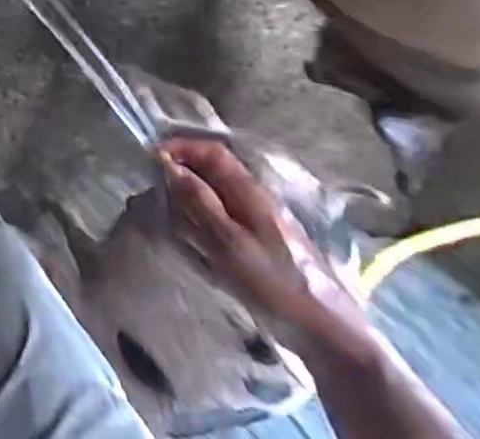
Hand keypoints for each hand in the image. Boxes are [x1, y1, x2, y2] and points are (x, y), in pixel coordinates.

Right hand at [160, 138, 372, 358]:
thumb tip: (169, 165)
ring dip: (189, 196)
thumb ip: (199, 201)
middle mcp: (256, 200)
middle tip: (153, 186)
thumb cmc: (275, 284)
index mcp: (250, 192)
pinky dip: (201, 218)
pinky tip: (193, 239)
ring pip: (216, 194)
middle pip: (213, 171)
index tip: (151, 157)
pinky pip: (222, 218)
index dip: (181, 146)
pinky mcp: (261, 244)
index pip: (213, 152)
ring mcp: (261, 222)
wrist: (328, 333)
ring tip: (166, 211)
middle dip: (181, 171)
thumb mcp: (230, 242)